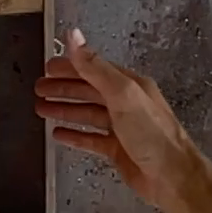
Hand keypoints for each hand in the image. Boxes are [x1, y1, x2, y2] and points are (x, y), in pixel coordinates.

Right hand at [33, 28, 202, 210]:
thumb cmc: (152, 134)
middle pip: (88, 91)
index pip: (94, 70)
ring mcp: (122, 127)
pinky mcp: (118, 149)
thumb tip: (74, 36)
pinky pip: (91, 138)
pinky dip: (74, 134)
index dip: (70, 67)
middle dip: (63, 88)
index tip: (47, 67)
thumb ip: (95, 67)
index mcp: (129, 85)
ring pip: (87, 114)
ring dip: (64, 109)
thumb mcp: (121, 94)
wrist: (172, 176)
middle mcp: (126, 103)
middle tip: (39, 88)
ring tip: (41, 108)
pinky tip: (58, 133)